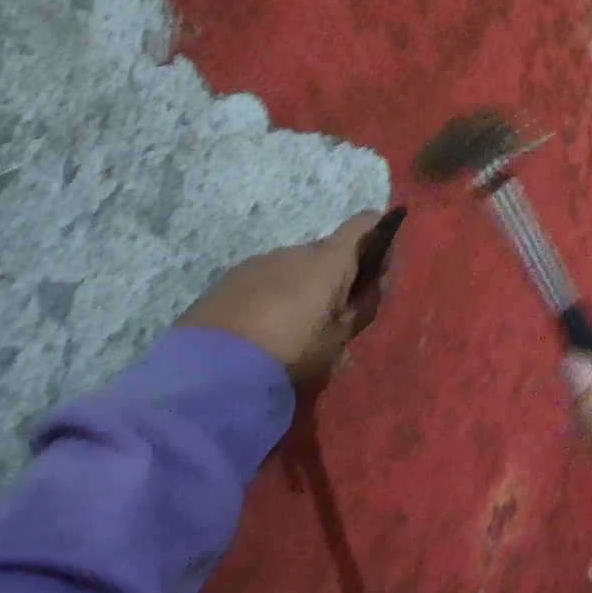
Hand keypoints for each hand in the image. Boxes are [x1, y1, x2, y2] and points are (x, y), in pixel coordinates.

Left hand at [175, 211, 384, 381]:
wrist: (210, 368)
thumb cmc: (291, 349)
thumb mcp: (341, 337)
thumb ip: (362, 306)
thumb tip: (372, 285)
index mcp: (329, 260)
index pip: (364, 224)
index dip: (379, 232)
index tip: (381, 258)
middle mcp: (296, 251)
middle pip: (327, 251)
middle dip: (337, 272)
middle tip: (336, 309)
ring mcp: (259, 262)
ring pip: (294, 266)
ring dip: (302, 284)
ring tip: (293, 323)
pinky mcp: (228, 279)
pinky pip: (265, 279)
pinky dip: (272, 294)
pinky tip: (263, 326)